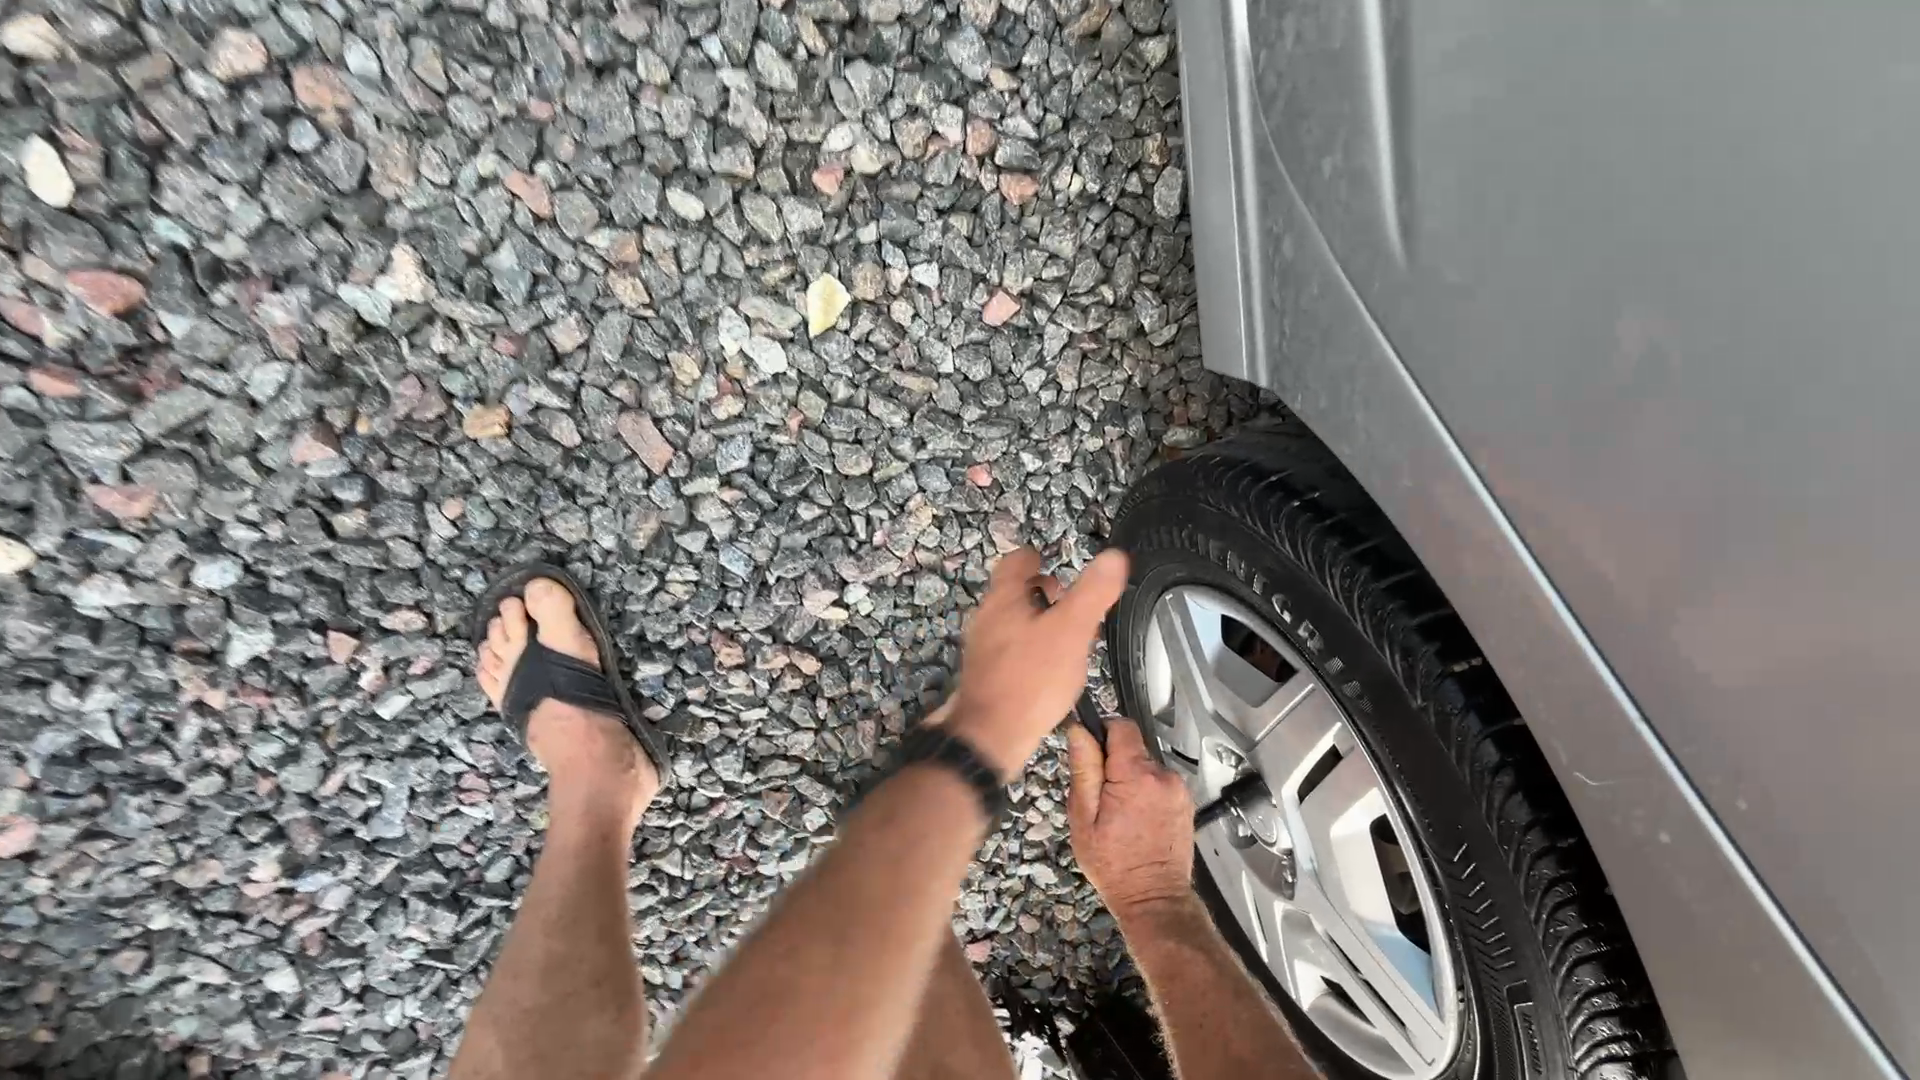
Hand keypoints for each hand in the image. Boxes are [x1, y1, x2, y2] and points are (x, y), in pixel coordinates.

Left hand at [946, 547, 1128, 777]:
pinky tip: (1051, 668)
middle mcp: (986, 617)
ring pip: (1013, 621)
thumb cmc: (1031, 679)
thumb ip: (1092, 593)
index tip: (1052, 562)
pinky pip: (1011, 649)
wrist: (991, 735)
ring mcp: (982, 647)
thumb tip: (1114, 556)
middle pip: (1014, 592)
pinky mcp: (985, 673)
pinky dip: (1032, 647)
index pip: (1016, 562)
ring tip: (1069, 637)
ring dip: (1040, 622)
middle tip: (1071, 604)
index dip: (1036, 557)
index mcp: (1003, 598)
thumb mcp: (1072, 631)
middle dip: (1043, 593)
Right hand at [1067, 718, 1195, 919]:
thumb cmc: (1112, 863)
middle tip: (1101, 798)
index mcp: (1136, 775)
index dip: (1102, 735)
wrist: (1154, 900)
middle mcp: (1164, 775)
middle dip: (1113, 764)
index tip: (1091, 759)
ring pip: (1145, 765)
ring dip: (1130, 779)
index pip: (1121, 726)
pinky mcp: (1186, 802)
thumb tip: (1079, 730)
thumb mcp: (1084, 817)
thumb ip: (1083, 769)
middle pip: (1132, 747)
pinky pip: (1158, 782)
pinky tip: (1137, 819)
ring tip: (1119, 813)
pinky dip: (1146, 792)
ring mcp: (1179, 789)